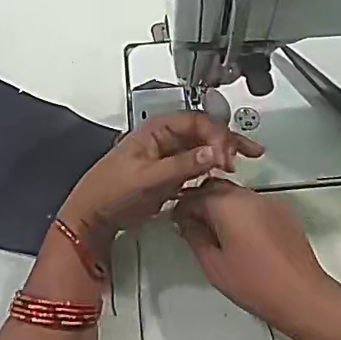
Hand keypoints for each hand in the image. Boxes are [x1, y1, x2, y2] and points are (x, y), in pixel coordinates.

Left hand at [59, 113, 262, 244]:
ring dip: (221, 154)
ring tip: (240, 162)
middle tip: (248, 153)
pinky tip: (221, 178)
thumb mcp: (149, 178)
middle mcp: (161, 140)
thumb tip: (212, 152)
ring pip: (200, 149)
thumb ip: (183, 165)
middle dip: (226, 141)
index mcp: (154, 131)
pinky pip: (194, 167)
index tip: (226, 156)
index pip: (196, 122)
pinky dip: (210, 170)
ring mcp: (164, 158)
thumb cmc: (109, 192)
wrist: (92, 217)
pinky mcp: (166, 176)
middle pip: (202, 132)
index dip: (216, 135)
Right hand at [172, 179, 340, 335]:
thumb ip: (194, 237)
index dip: (180, 209)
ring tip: (217, 233)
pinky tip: (242, 236)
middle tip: (193, 226)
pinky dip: (242, 212)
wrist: (303, 295)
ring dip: (221, 206)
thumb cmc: (255, 283)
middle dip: (200, 202)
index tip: (176, 224)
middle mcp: (246, 195)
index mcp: (224, 204)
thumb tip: (184, 222)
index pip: (192, 196)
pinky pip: (254, 204)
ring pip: (235, 194)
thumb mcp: (213, 264)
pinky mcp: (283, 212)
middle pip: (214, 187)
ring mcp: (267, 201)